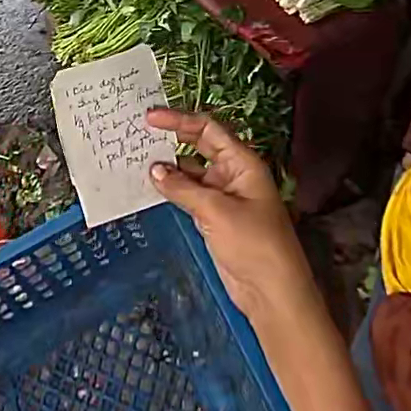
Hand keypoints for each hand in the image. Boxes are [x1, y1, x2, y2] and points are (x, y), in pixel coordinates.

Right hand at [147, 109, 315, 322]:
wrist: (272, 292)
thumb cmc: (253, 243)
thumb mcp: (216, 211)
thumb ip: (183, 188)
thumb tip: (154, 169)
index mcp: (242, 162)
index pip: (208, 129)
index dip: (179, 120)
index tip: (151, 117)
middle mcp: (232, 173)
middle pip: (200, 145)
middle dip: (173, 137)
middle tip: (141, 132)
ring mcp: (223, 195)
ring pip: (192, 171)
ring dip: (169, 166)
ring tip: (138, 158)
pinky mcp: (214, 216)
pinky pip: (189, 193)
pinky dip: (172, 188)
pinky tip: (151, 185)